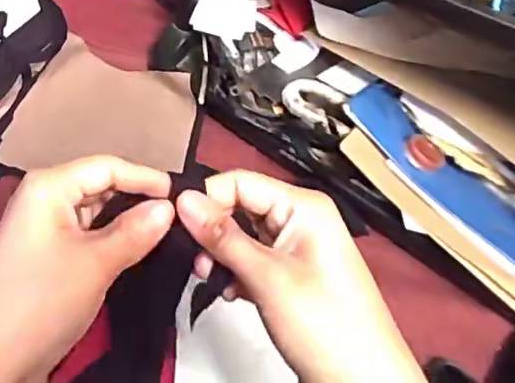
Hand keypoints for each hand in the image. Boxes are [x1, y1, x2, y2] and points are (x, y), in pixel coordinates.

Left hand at [0, 156, 174, 382]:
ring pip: (93, 211)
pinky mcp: (43, 253)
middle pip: (99, 185)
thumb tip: (168, 207)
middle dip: (135, 199)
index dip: (144, 177)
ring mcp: (40, 225)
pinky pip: (83, 233)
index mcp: (48, 185)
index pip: (106, 166)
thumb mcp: (95, 265)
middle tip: (176, 214)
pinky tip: (132, 250)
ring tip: (162, 231)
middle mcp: (42, 196)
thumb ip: (134, 232)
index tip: (180, 192)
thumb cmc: (39, 304)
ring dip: (123, 221)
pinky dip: (108, 239)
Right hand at [177, 171, 421, 382]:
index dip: (208, 199)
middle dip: (214, 230)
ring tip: (210, 277)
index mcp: (303, 206)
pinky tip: (230, 290)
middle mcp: (301, 219)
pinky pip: (252, 258)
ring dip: (222, 254)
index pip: (240, 182)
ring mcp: (297, 248)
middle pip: (240, 206)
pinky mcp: (292, 275)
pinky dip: (236, 272)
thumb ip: (223, 237)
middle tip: (196, 259)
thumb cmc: (335, 333)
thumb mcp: (268, 279)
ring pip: (243, 234)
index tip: (179, 222)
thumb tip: (186, 200)